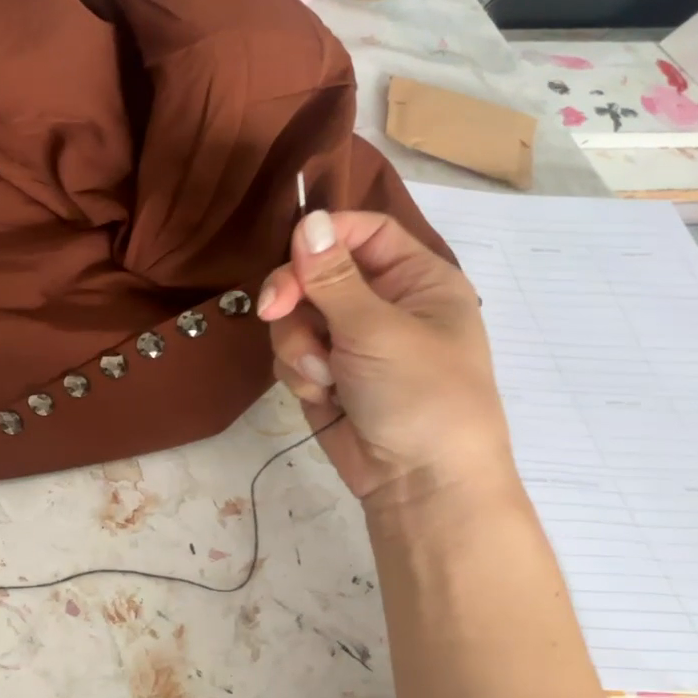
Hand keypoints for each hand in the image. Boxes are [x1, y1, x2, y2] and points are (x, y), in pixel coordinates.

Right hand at [255, 210, 515, 507]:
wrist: (416, 479)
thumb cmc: (422, 395)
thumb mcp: (377, 330)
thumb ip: (334, 277)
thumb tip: (309, 219)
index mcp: (416, 280)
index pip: (363, 232)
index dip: (322, 238)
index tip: (290, 260)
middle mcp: (381, 302)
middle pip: (313, 274)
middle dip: (292, 300)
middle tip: (275, 315)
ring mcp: (349, 339)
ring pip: (292, 317)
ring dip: (296, 347)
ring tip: (323, 378)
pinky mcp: (324, 370)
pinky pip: (289, 352)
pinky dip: (297, 373)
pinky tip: (322, 394)